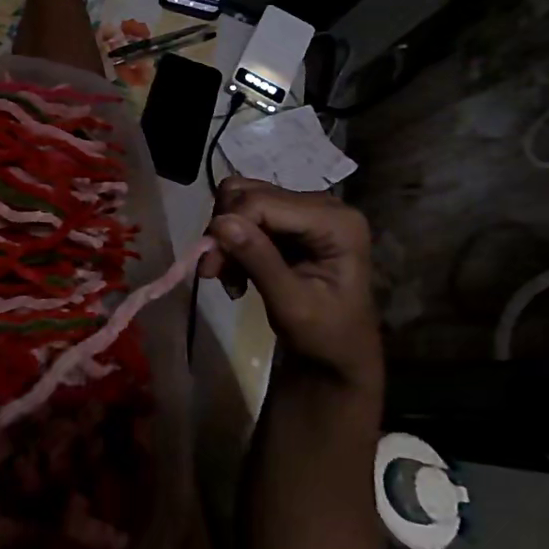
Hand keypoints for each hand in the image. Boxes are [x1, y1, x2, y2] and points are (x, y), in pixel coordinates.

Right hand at [200, 178, 381, 389]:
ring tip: (228, 276)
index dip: (228, 226)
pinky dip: (234, 242)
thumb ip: (259, 260)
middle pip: (249, 194)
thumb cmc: (324, 335)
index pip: (263, 202)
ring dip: (226, 237)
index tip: (208, 268)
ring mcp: (306, 209)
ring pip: (242, 200)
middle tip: (214, 273)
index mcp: (335, 221)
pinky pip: (247, 215)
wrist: (339, 354)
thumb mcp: (291, 304)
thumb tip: (220, 223)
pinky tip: (237, 274)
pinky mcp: (291, 219)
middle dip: (224, 232)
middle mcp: (322, 204)